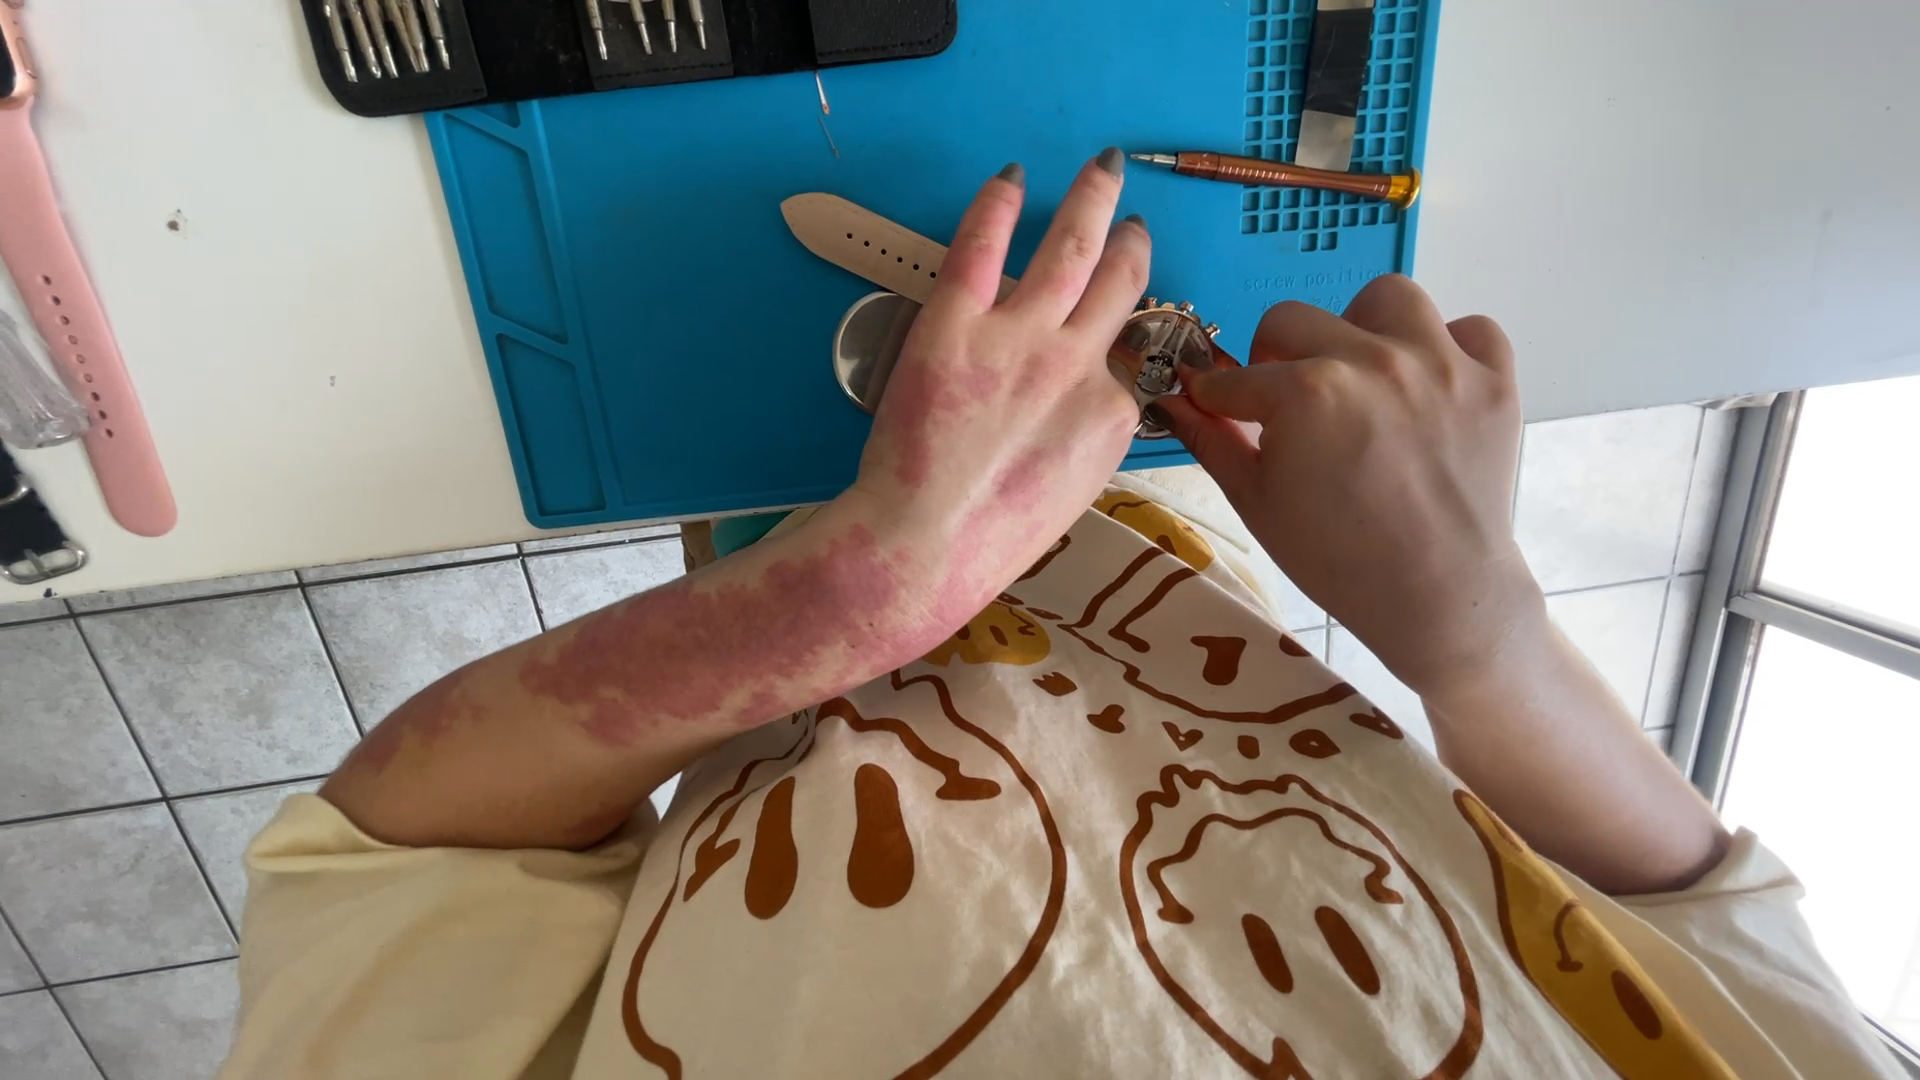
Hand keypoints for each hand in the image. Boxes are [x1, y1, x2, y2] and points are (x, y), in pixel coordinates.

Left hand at [845, 151, 1149, 629]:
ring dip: (1092, 201)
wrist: (926, 545)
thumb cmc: (992, 541)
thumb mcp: (1067, 494)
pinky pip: (983, 245)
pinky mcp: (956, 322)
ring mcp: (1020, 337)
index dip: (1116, 333)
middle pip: (1122, 283)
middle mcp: (1078, 363)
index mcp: (1109, 415)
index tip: (1111, 316)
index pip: (1123, 359)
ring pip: (1072, 248)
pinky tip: (1011, 177)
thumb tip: (1077, 406)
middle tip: (1133, 218)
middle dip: (1133, 242)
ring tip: (1103, 170)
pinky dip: (999, 204)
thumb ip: (1082, 440)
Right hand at [1154, 275, 1543, 697]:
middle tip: (1281, 402)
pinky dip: (1442, 349)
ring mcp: (1442, 363)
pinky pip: (1469, 327)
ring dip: (1357, 328)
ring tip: (1357, 375)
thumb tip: (1172, 400)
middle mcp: (1372, 359)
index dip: (1215, 396)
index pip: (1236, 378)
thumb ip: (1210, 439)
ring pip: (1386, 297)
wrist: (1434, 596)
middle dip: (1270, 358)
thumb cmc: (1331, 556)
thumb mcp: (1254, 500)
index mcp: (1304, 392)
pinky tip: (1423, 389)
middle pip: (1293, 320)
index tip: (1214, 406)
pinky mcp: (1496, 379)